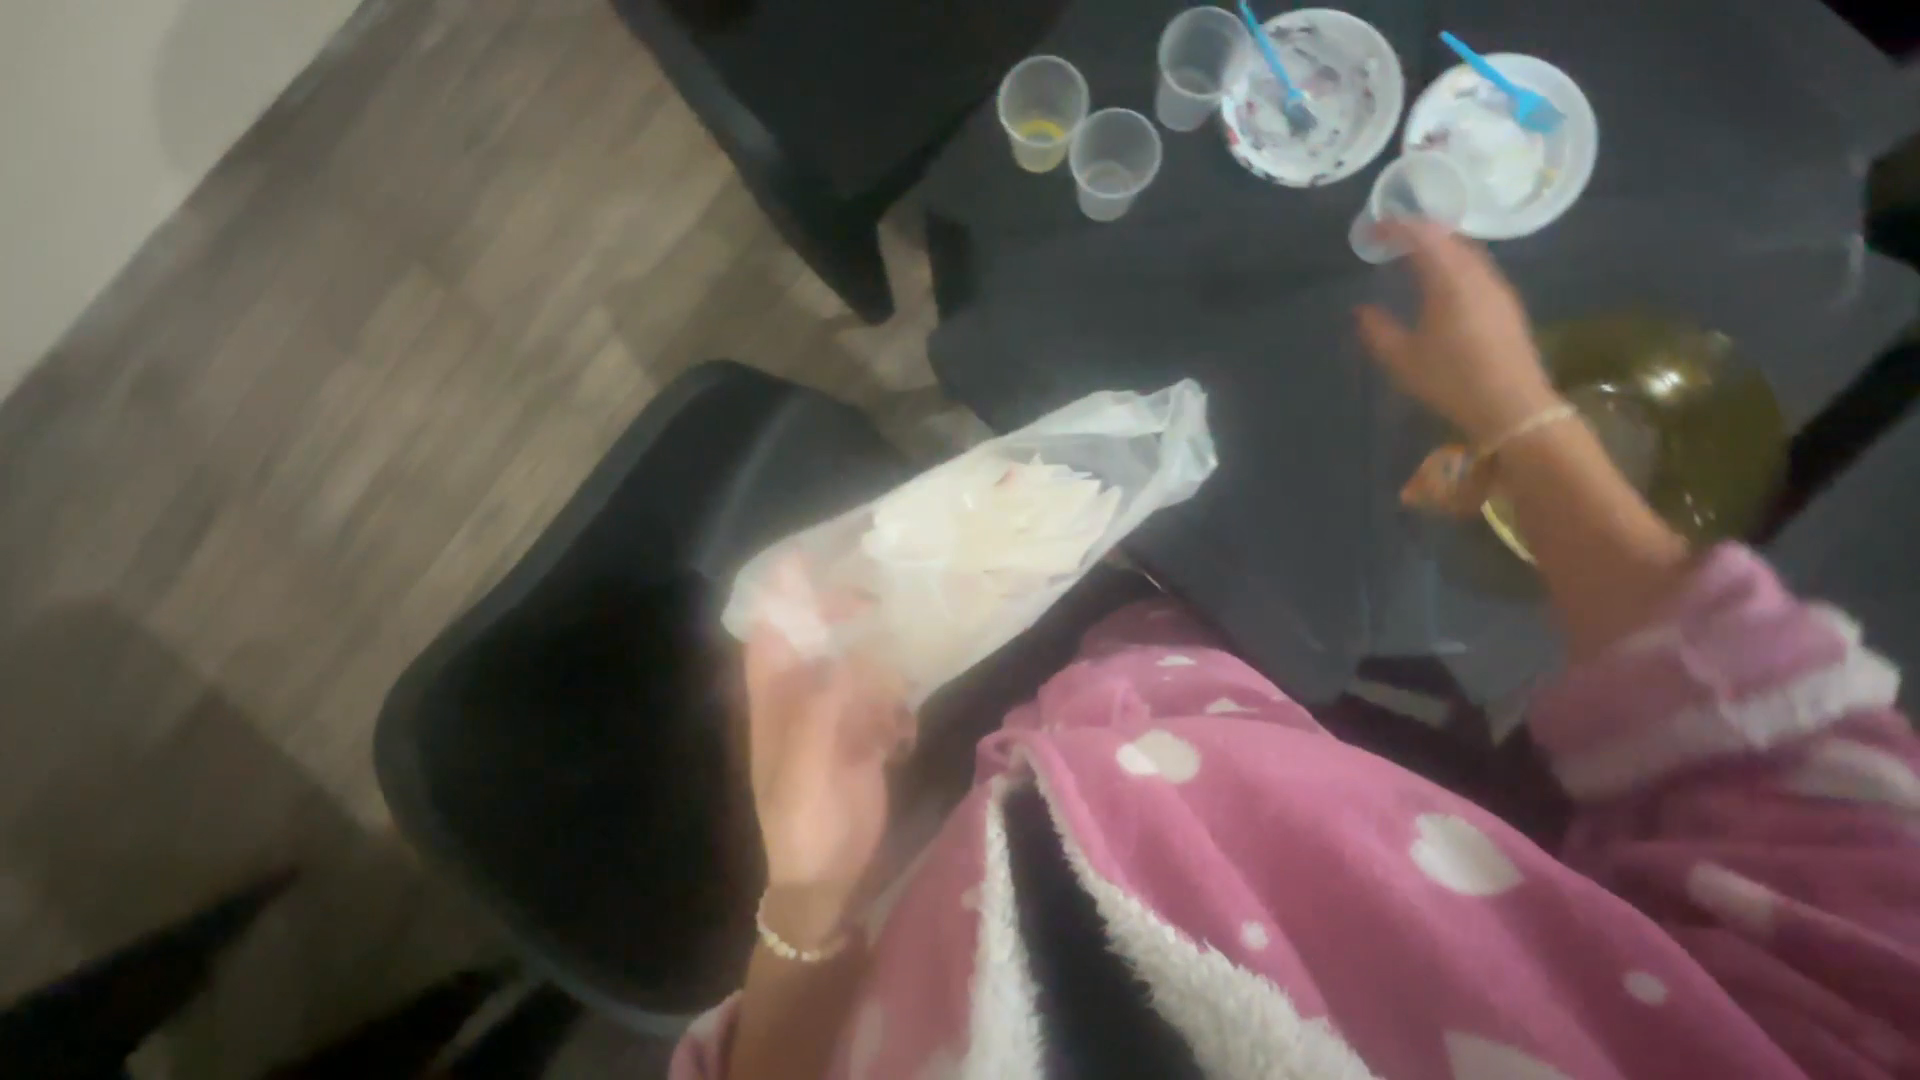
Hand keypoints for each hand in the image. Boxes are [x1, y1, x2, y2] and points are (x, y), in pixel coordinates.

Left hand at [743, 574, 910, 942]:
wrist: (828, 877)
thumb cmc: (803, 820)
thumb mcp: (806, 763)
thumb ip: (824, 707)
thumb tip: (851, 656)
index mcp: (774, 697)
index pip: (771, 629)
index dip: (782, 592)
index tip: (806, 554)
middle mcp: (802, 696)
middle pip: (819, 637)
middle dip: (844, 617)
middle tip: (877, 600)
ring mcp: (834, 715)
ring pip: (858, 666)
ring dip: (879, 674)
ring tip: (890, 704)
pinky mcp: (863, 735)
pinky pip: (884, 702)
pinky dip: (896, 712)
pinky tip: (898, 741)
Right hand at [1354, 222, 1559, 443]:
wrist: (1512, 405)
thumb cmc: (1451, 380)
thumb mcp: (1402, 359)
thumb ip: (1378, 330)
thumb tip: (1362, 310)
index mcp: (1449, 281)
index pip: (1422, 236)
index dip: (1395, 227)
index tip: (1371, 229)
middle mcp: (1477, 275)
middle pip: (1449, 237)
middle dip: (1419, 231)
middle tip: (1390, 237)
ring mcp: (1497, 287)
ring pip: (1466, 251)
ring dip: (1439, 246)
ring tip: (1413, 256)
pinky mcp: (1505, 304)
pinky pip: (1476, 268)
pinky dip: (1453, 262)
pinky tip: (1441, 281)